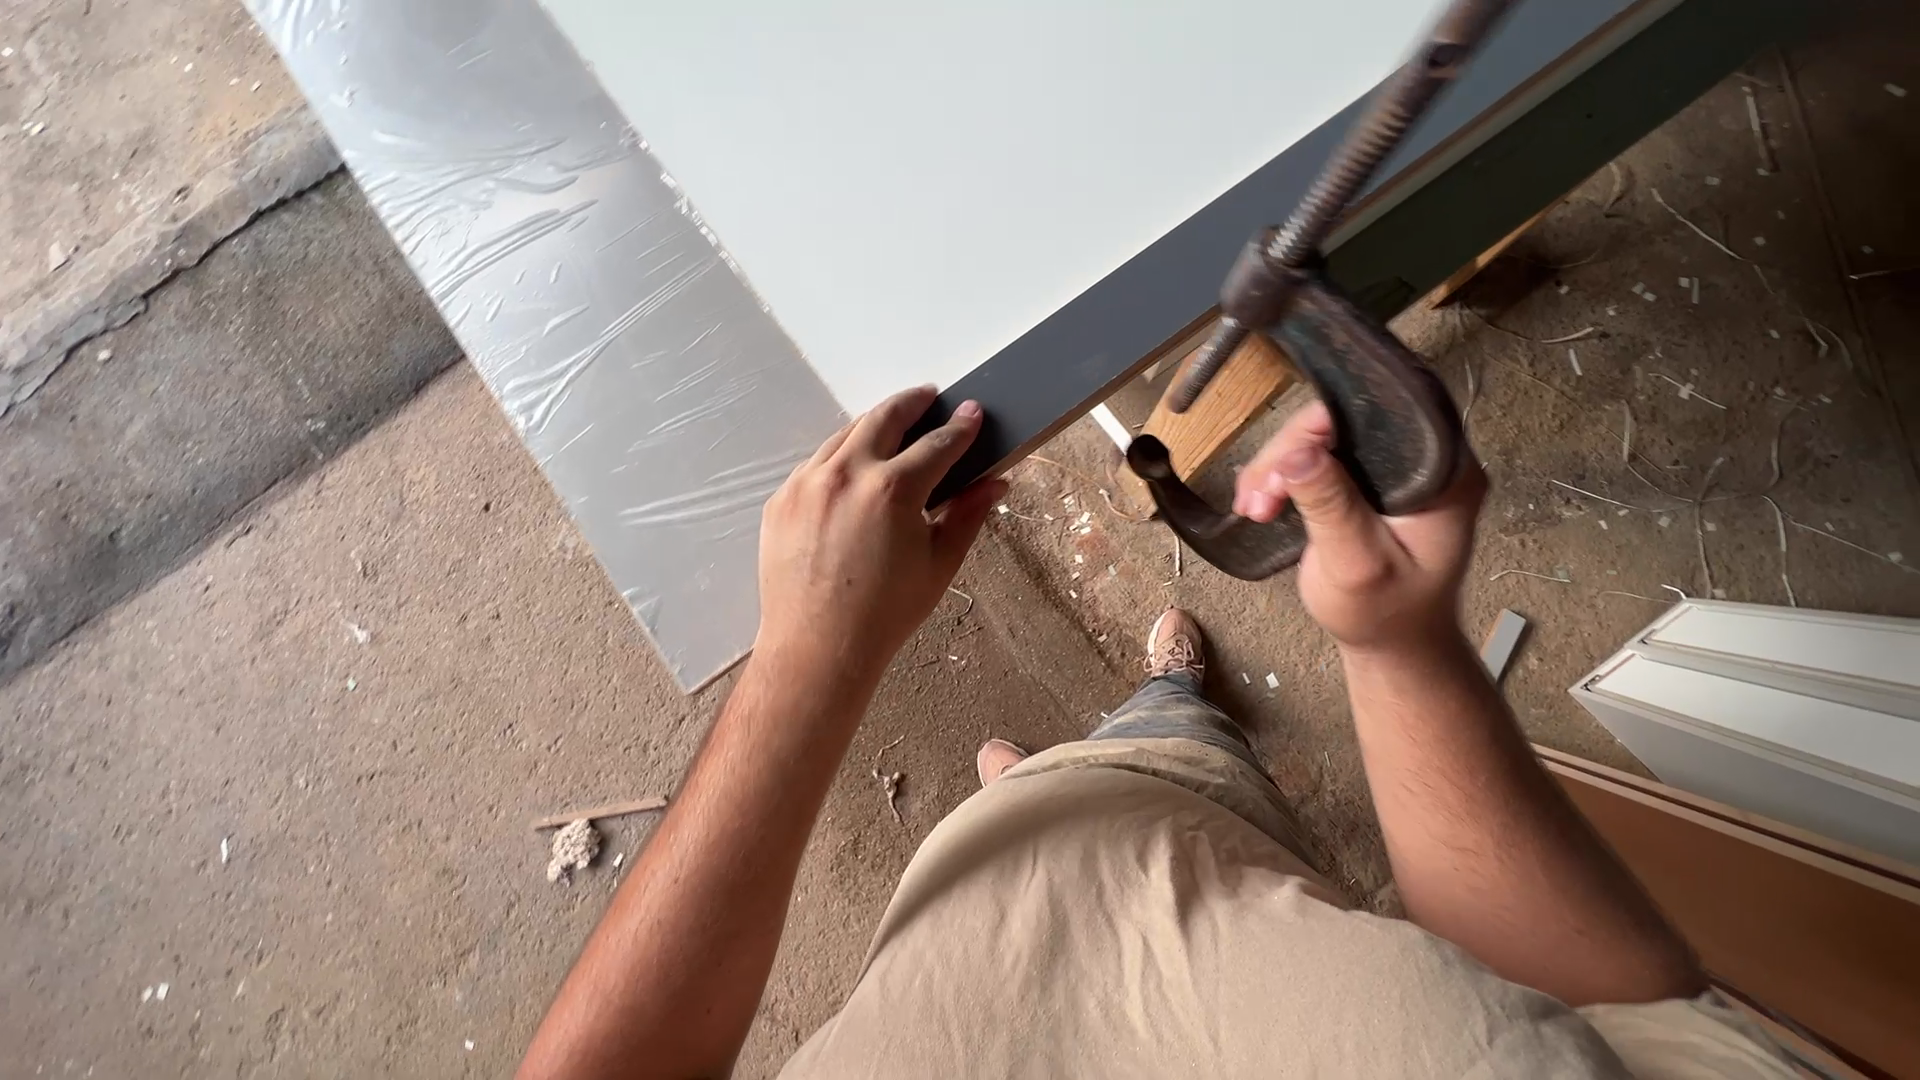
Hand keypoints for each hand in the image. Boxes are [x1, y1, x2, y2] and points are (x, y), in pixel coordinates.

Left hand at [755, 386, 1006, 692]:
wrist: (817, 647)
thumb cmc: (887, 612)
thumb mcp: (939, 564)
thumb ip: (967, 515)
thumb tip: (996, 482)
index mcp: (893, 489)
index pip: (937, 444)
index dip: (960, 427)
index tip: (973, 412)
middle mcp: (846, 474)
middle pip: (884, 418)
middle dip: (912, 403)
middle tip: (929, 397)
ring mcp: (806, 483)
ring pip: (845, 435)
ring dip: (873, 425)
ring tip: (892, 426)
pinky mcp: (781, 499)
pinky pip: (816, 463)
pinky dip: (840, 456)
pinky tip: (852, 469)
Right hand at [1232, 401, 1484, 652]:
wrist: (1392, 644)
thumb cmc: (1382, 613)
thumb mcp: (1355, 564)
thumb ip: (1331, 506)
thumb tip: (1295, 453)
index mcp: (1444, 471)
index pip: (1378, 415)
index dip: (1319, 429)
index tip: (1278, 470)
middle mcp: (1426, 457)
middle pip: (1342, 422)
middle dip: (1287, 455)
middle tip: (1255, 500)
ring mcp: (1394, 467)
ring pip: (1322, 439)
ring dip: (1276, 469)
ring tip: (1252, 509)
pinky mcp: (1367, 480)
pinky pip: (1318, 458)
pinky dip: (1281, 476)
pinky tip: (1260, 502)